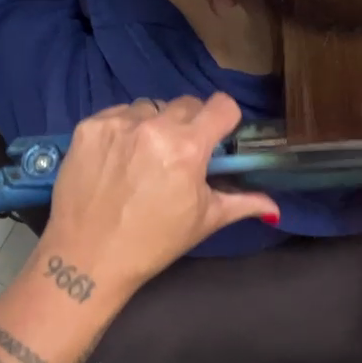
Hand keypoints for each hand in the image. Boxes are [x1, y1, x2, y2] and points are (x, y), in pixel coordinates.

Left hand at [39, 94, 278, 301]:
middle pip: (186, 104)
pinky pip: (118, 114)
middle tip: (179, 155)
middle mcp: (154, 126)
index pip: (221, 105)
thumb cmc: (152, 243)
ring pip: (150, 107)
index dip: (224, 120)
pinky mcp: (89, 126)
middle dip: (190, 125)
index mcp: (188, 147)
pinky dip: (123, 129)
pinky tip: (118, 158)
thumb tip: (275, 208)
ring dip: (154, 124)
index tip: (217, 137)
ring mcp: (118, 123)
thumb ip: (242, 204)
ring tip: (145, 158)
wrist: (86, 258)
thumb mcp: (203, 221)